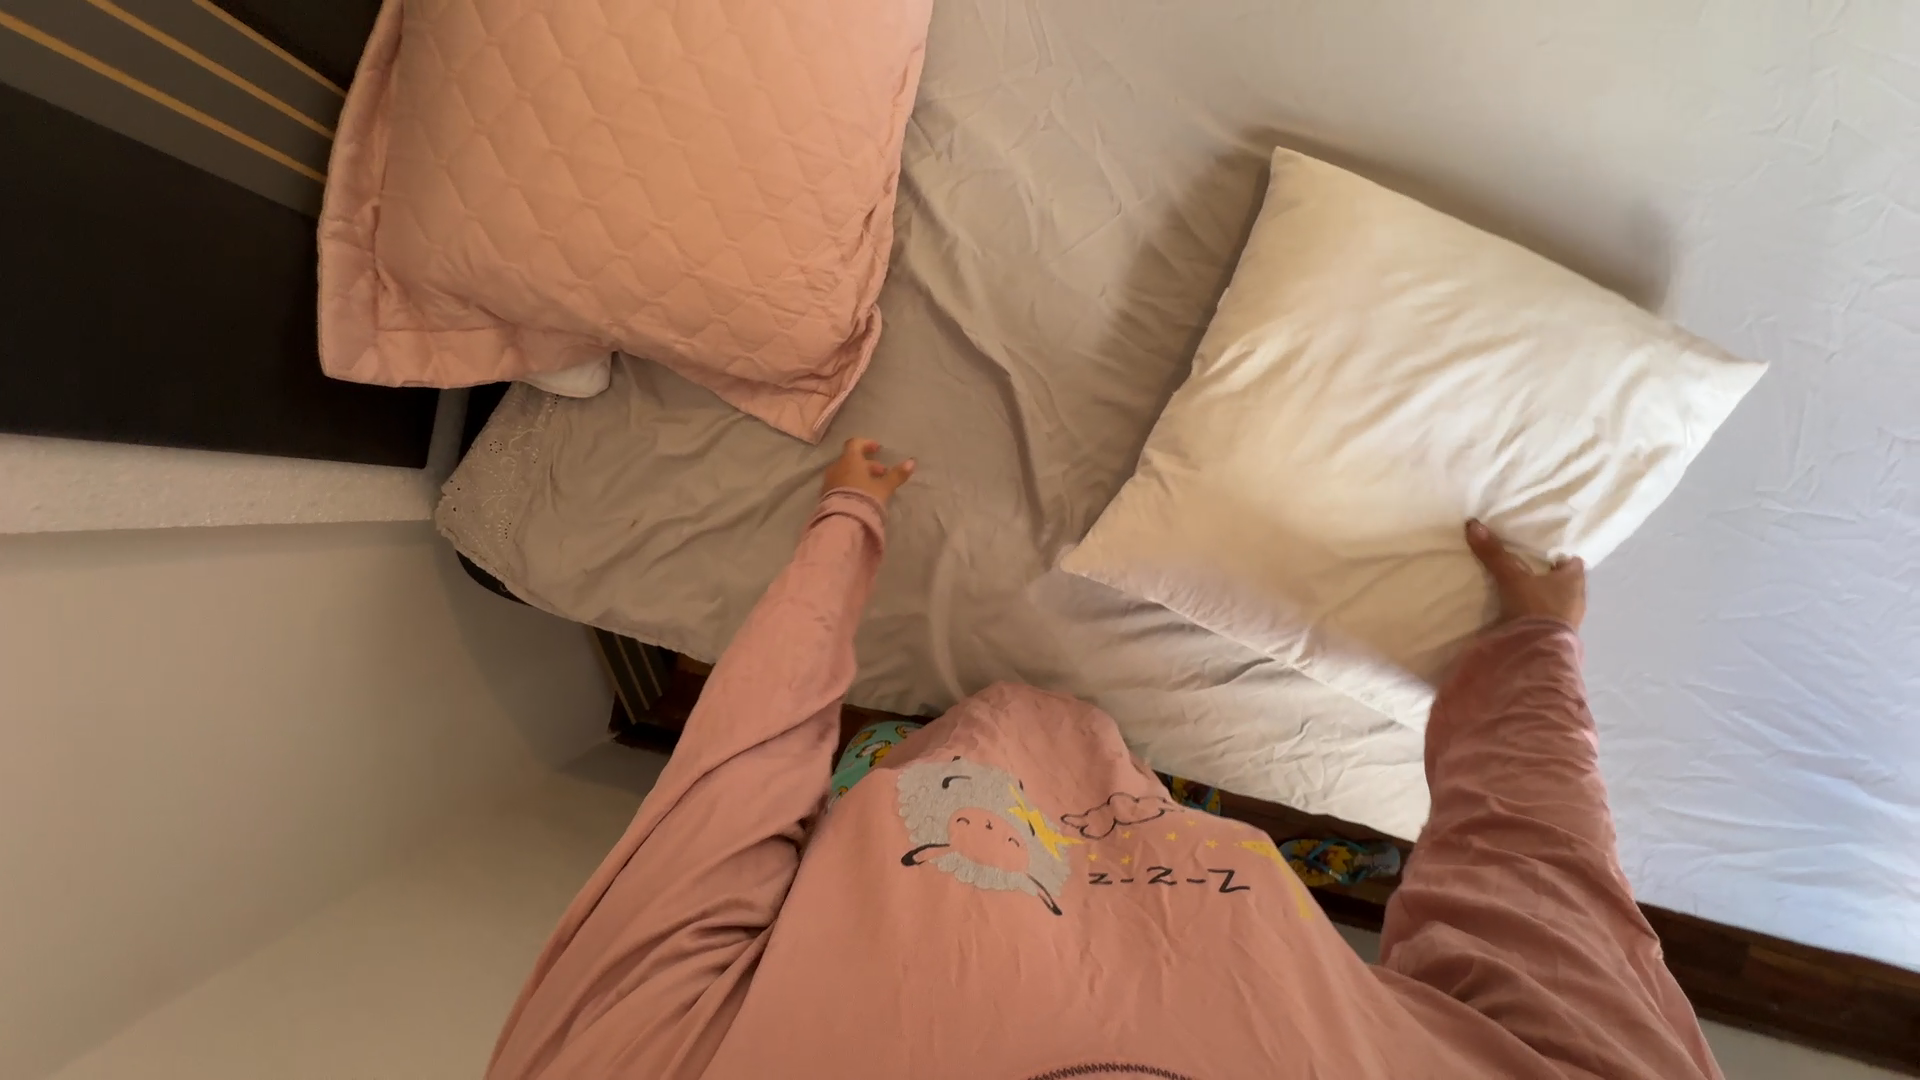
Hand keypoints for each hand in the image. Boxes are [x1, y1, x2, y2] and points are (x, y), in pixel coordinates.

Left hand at [821, 438, 914, 507]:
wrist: (843, 520)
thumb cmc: (865, 498)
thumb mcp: (884, 487)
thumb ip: (897, 475)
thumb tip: (912, 462)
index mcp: (850, 460)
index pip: (855, 443)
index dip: (867, 444)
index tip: (877, 449)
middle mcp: (837, 467)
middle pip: (852, 459)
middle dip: (867, 464)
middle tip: (881, 474)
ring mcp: (829, 481)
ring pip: (845, 472)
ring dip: (858, 475)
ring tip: (872, 487)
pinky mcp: (825, 494)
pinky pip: (839, 483)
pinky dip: (849, 484)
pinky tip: (859, 496)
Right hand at [1465, 520, 1585, 629]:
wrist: (1538, 648)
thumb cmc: (1536, 606)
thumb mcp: (1512, 576)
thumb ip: (1494, 554)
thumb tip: (1473, 523)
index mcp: (1574, 579)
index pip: (1572, 562)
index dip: (1558, 556)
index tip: (1541, 553)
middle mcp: (1577, 597)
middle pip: (1563, 580)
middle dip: (1548, 576)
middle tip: (1525, 569)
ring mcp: (1568, 618)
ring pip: (1555, 599)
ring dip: (1541, 596)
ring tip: (1518, 590)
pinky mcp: (1554, 633)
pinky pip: (1545, 616)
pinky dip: (1534, 612)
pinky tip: (1519, 611)